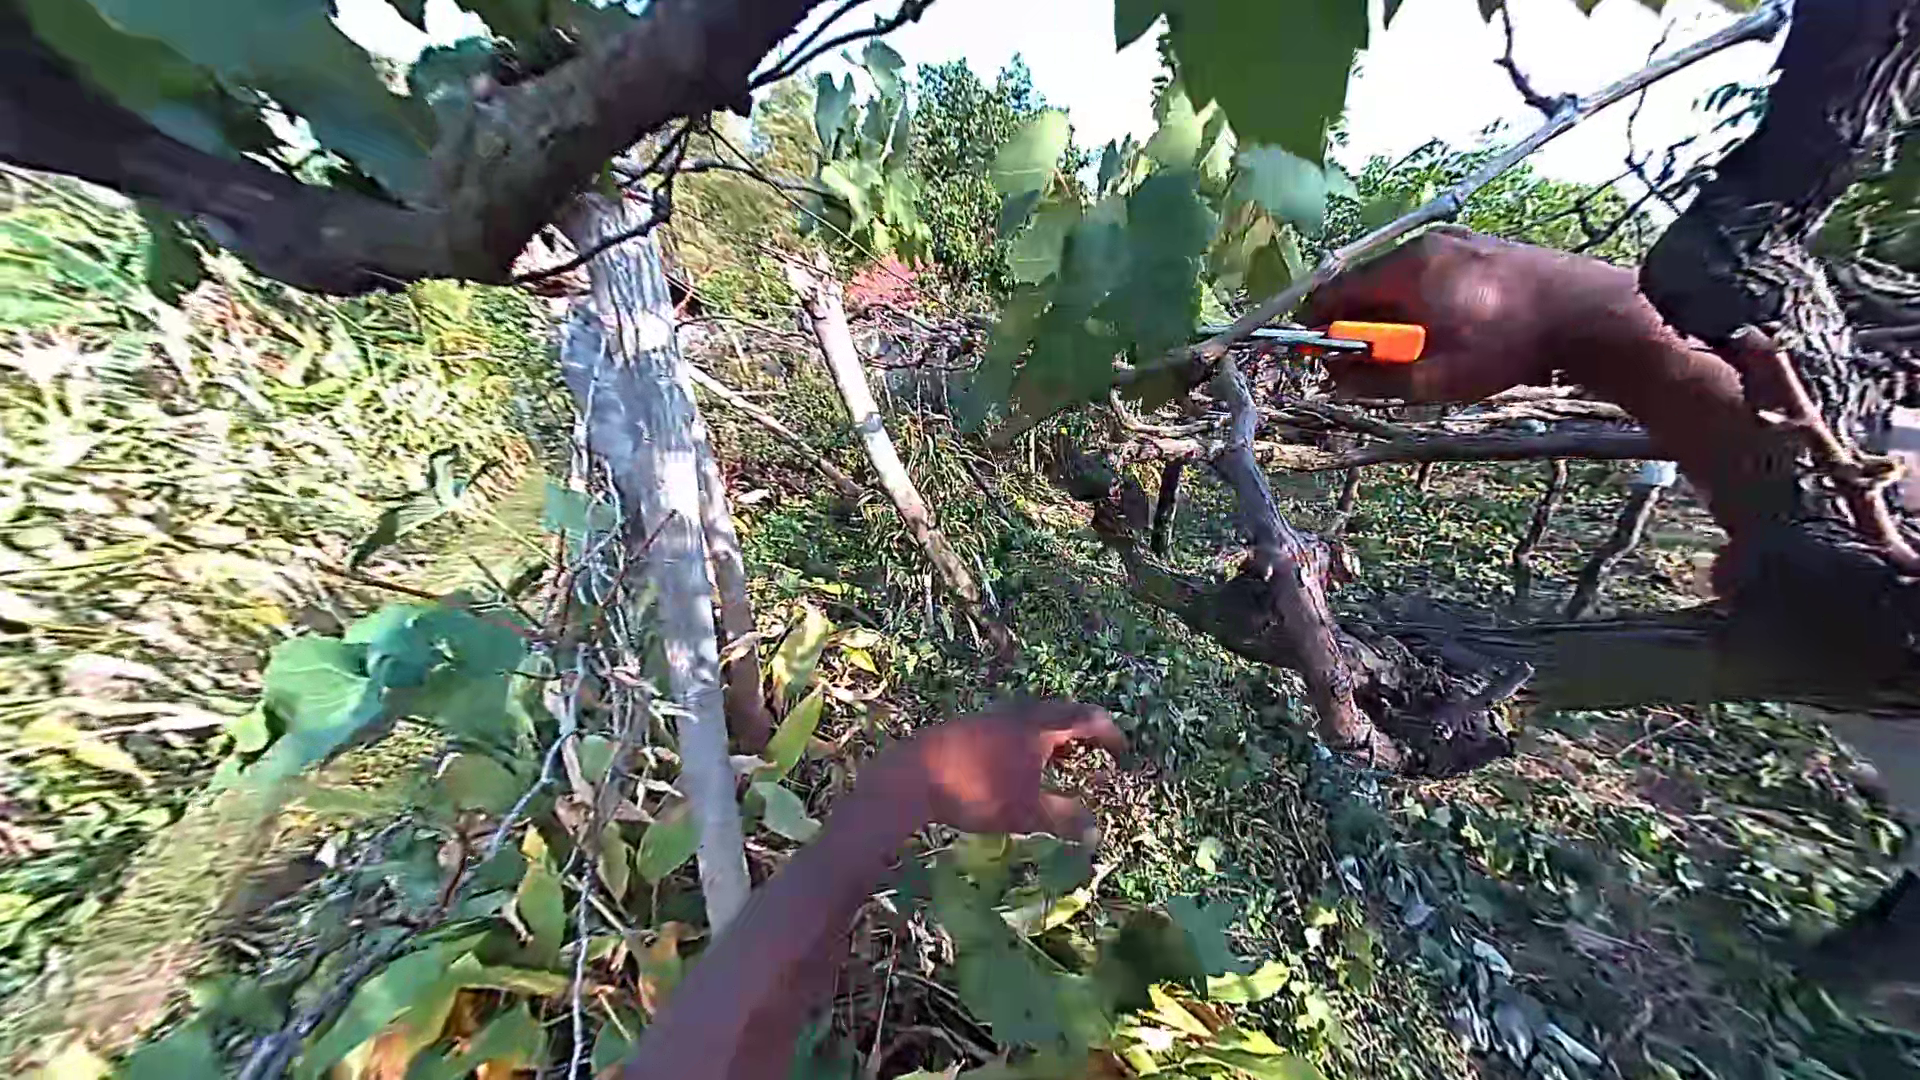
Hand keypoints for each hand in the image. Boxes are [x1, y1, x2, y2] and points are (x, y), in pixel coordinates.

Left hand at [876, 700, 1124, 838]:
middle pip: (1062, 711)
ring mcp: (994, 715)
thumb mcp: (1027, 812)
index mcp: (1040, 726)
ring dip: (1056, 733)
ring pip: (1036, 716)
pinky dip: (1031, 737)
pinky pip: (1015, 723)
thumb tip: (1096, 830)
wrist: (916, 773)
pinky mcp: (973, 724)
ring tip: (1063, 757)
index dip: (1110, 733)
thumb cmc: (978, 791)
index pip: (1087, 719)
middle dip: (1084, 729)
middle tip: (1097, 749)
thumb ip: (1064, 818)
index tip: (1123, 750)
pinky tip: (1020, 761)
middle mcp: (1020, 712)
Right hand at [1303, 227, 1666, 402]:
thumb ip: (1369, 378)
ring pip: (1393, 280)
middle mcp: (1424, 245)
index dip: (1316, 326)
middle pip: (1361, 285)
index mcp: (1404, 271)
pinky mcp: (1479, 245)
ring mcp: (1455, 240)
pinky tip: (1437, 325)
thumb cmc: (1507, 348)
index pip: (1332, 293)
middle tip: (1366, 358)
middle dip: (1354, 323)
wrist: (1597, 315)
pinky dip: (1414, 300)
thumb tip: (1332, 373)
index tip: (1316, 352)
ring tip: (1408, 346)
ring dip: (1386, 314)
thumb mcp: (1429, 379)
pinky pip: (1424, 273)